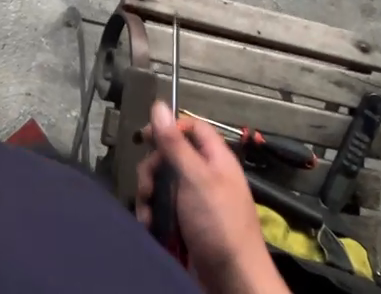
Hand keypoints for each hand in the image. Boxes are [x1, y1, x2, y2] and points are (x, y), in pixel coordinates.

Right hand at [136, 103, 287, 293]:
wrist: (234, 283)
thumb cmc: (219, 225)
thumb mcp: (195, 179)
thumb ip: (175, 143)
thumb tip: (158, 104)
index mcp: (216, 160)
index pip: (192, 127)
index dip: (170, 127)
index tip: (146, 138)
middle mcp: (207, 177)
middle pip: (172, 156)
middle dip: (153, 169)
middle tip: (146, 187)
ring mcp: (198, 202)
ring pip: (164, 184)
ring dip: (149, 195)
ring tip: (146, 214)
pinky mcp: (189, 225)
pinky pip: (165, 209)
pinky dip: (153, 215)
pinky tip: (149, 226)